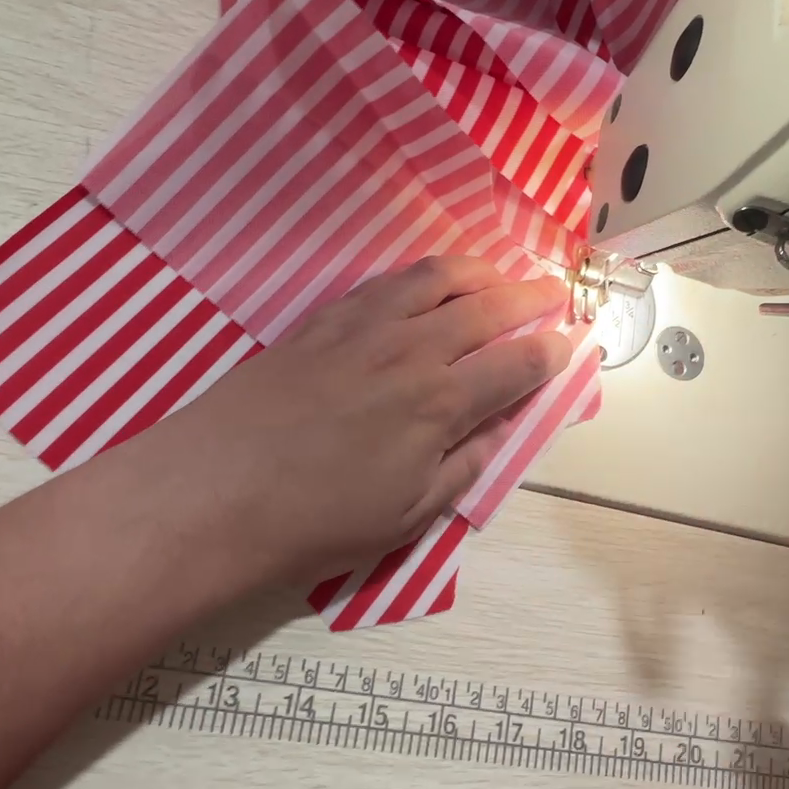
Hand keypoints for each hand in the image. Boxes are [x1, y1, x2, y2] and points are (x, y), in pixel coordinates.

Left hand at [119, 256, 569, 588]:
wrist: (217, 490)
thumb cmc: (319, 519)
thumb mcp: (410, 514)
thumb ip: (465, 463)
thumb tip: (503, 426)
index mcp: (441, 402)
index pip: (516, 364)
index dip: (551, 352)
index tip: (570, 342)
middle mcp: (411, 349)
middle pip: (486, 307)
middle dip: (529, 297)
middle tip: (552, 292)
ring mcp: (363, 326)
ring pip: (435, 278)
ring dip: (478, 270)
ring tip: (497, 273)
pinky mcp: (322, 319)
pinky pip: (384, 281)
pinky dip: (419, 274)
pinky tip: (424, 282)